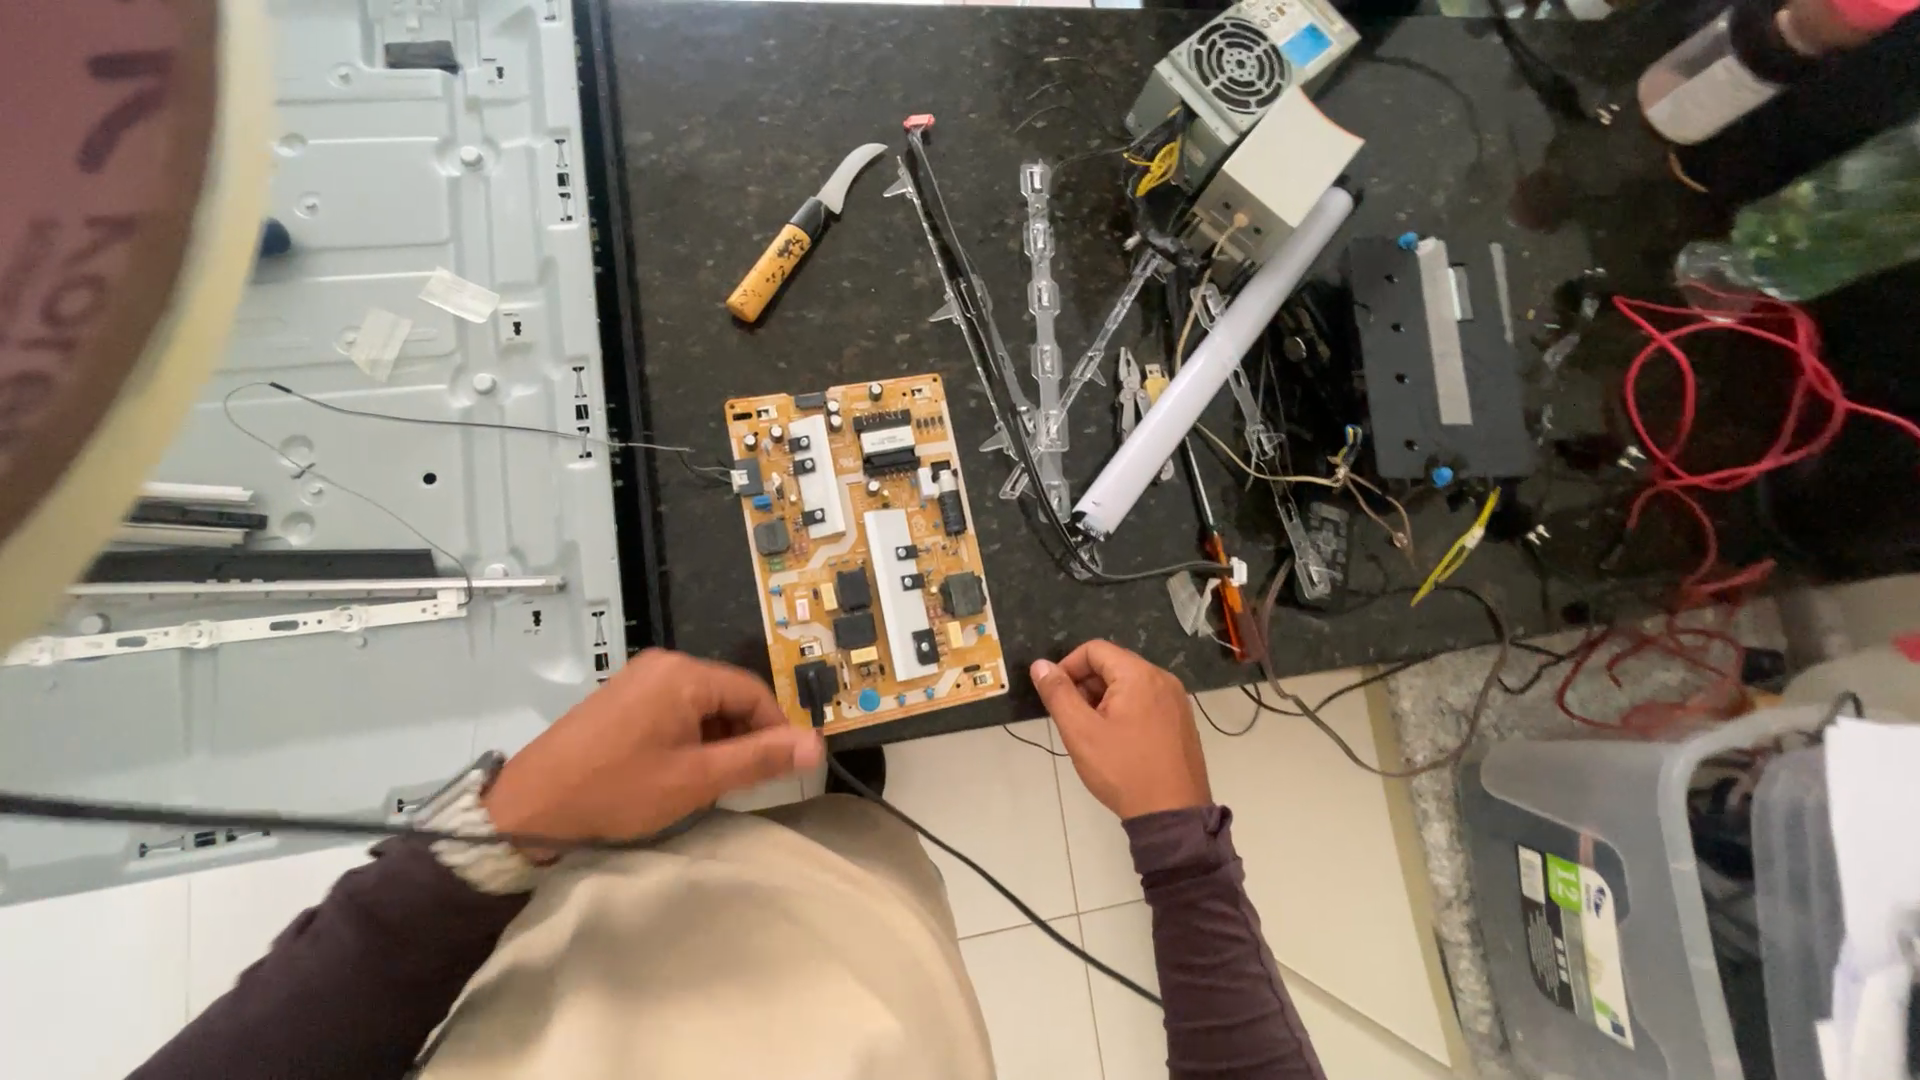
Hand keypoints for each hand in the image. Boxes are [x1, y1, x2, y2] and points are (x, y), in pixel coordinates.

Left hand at [483, 649, 822, 853]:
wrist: (529, 806)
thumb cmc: (618, 790)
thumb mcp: (696, 779)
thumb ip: (760, 759)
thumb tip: (817, 745)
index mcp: (685, 674)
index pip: (754, 692)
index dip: (775, 730)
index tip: (781, 768)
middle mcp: (665, 664)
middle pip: (727, 695)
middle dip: (742, 736)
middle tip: (740, 781)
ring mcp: (639, 677)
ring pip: (701, 704)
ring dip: (715, 739)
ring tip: (706, 781)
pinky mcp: (622, 696)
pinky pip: (674, 708)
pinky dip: (688, 736)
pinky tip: (677, 769)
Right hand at [1031, 641, 1210, 820]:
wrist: (1173, 815)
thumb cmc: (1123, 770)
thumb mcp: (1080, 731)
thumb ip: (1058, 693)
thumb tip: (1040, 665)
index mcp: (1139, 675)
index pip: (1094, 650)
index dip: (1068, 666)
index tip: (1055, 695)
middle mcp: (1162, 679)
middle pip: (1113, 664)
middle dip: (1086, 685)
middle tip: (1073, 718)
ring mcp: (1176, 700)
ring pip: (1129, 684)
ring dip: (1104, 699)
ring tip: (1092, 733)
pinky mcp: (1182, 720)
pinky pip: (1146, 701)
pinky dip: (1125, 710)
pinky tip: (1117, 741)